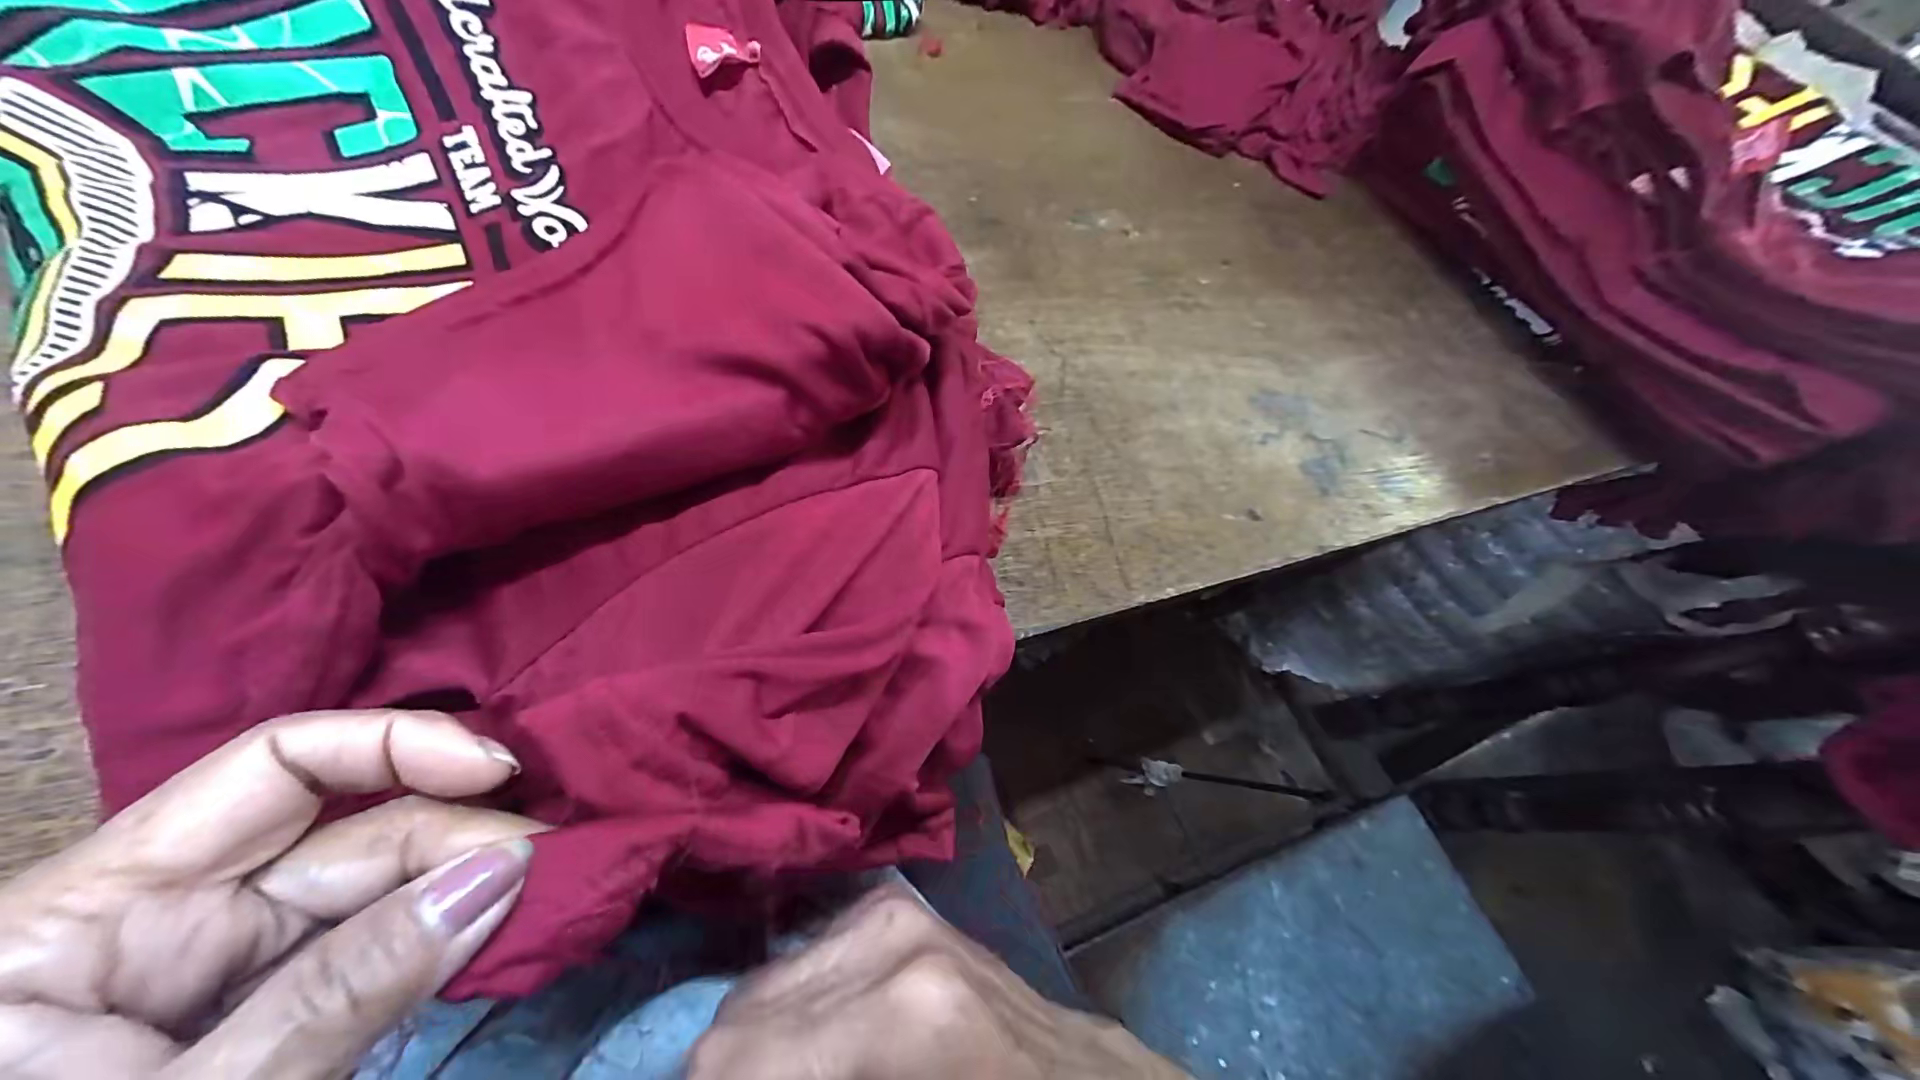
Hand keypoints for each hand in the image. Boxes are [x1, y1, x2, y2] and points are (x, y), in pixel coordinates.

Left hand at [0, 709, 543, 1078]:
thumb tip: (503, 871)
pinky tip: (507, 924)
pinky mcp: (281, 1002)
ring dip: (470, 884)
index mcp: (91, 915)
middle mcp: (171, 915)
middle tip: (555, 864)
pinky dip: (450, 933)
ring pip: (384, 887)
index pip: (275, 766)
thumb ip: (343, 989)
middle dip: (461, 837)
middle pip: (354, 832)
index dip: (396, 745)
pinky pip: (385, 943)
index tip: (497, 771)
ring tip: (552, 890)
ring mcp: (232, 962)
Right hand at [687, 885, 1191, 1079]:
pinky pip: (806, 957)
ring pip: (766, 980)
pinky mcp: (901, 907)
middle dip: (737, 1071)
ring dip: (765, 1046)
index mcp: (896, 1018)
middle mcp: (890, 939)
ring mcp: (898, 911)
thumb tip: (723, 1066)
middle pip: (738, 1013)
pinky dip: (797, 1012)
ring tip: (797, 1072)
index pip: (730, 1054)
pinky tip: (826, 1045)